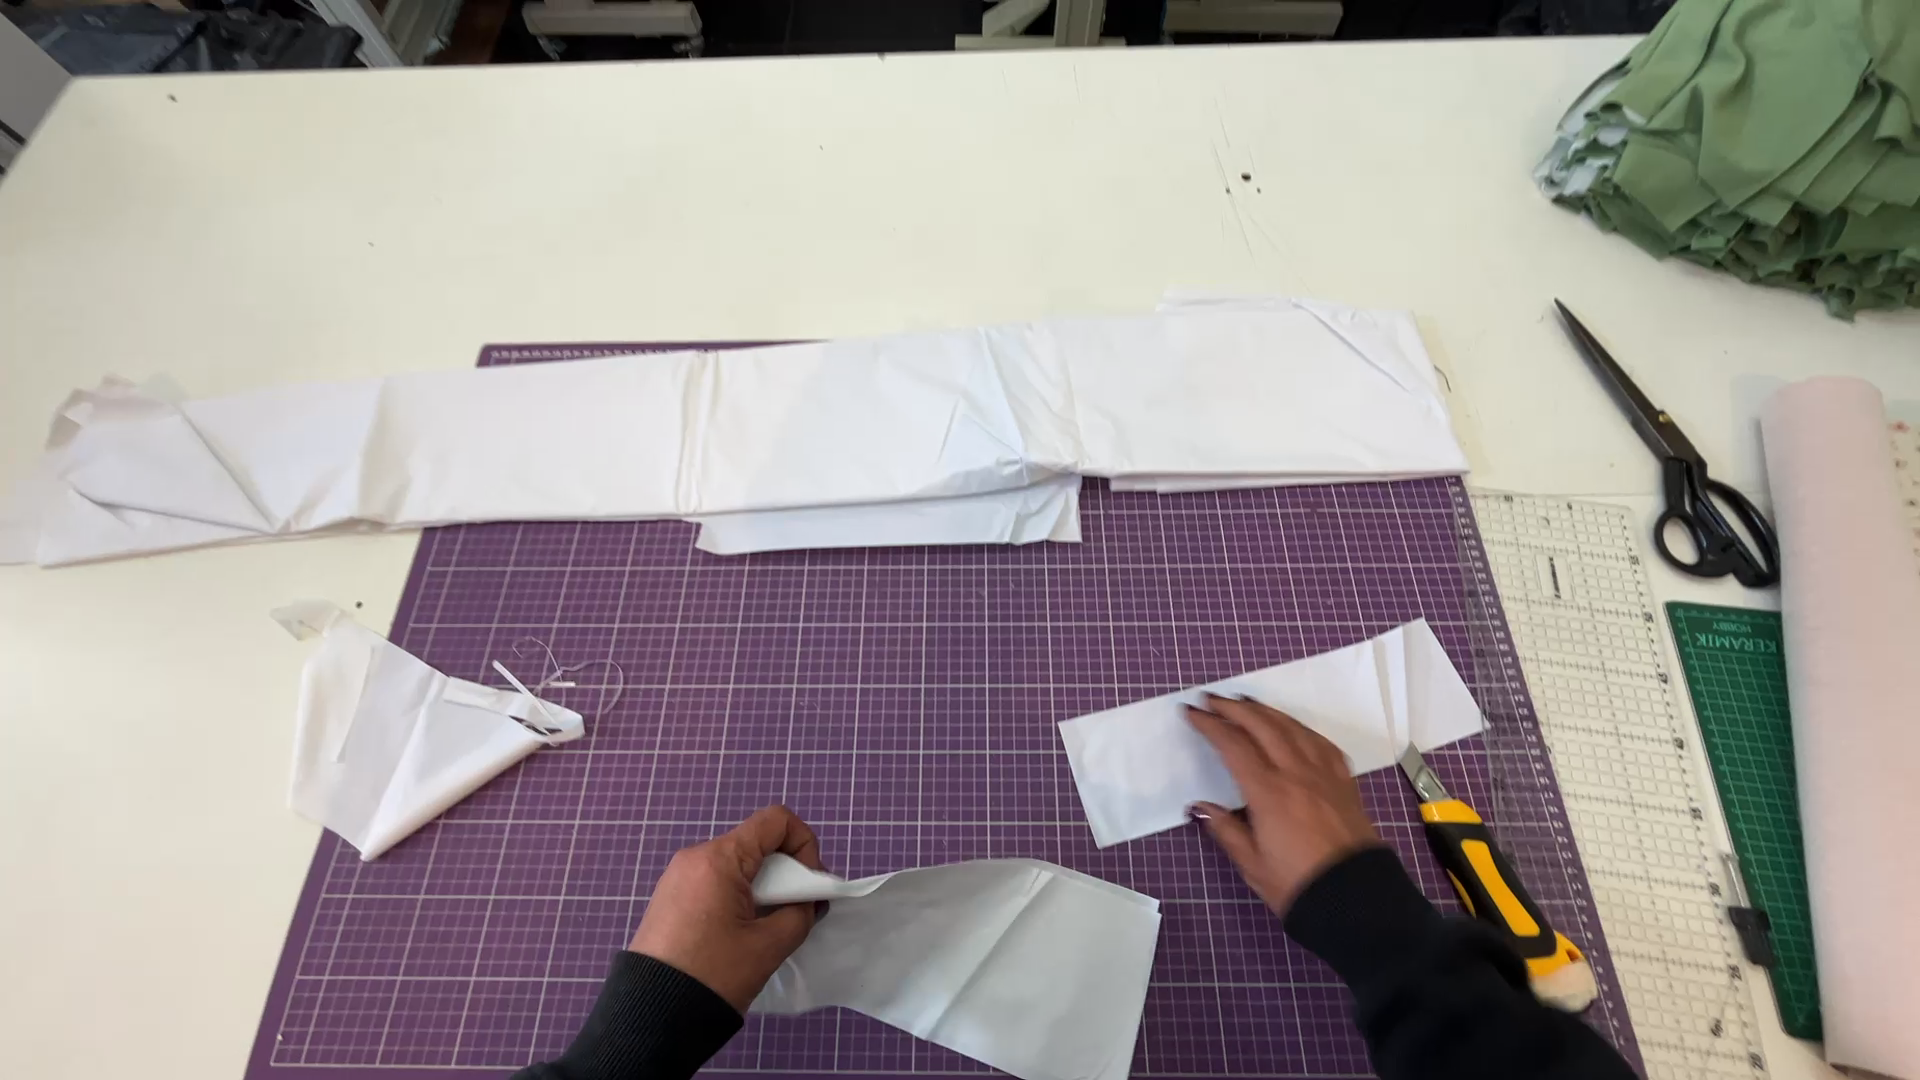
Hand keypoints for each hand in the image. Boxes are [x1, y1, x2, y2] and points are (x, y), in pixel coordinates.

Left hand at [628, 804, 825, 1010]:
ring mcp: (680, 876)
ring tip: (769, 926)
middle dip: (786, 871)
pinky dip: (740, 896)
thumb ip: (801, 912)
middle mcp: (697, 856)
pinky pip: (717, 880)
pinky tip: (742, 933)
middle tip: (796, 910)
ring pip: (739, 863)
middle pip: (758, 842)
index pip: (776, 820)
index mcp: (719, 858)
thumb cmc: (712, 975)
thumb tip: (807, 901)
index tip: (808, 883)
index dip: (803, 843)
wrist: (646, 1022)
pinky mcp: (671, 898)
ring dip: (765, 886)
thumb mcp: (769, 946)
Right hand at [1186, 694, 1381, 914]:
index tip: (1191, 713)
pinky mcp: (1345, 783)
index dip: (1210, 724)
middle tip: (1212, 699)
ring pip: (1292, 728)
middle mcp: (1296, 774)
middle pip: (1262, 726)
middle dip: (1234, 708)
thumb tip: (1200, 806)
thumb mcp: (1253, 864)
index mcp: (1269, 792)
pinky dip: (1300, 727)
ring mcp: (1325, 775)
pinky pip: (1320, 743)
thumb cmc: (1299, 887)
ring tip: (1245, 702)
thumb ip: (1225, 830)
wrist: (1361, 906)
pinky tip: (1291, 727)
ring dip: (1265, 710)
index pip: (1233, 745)